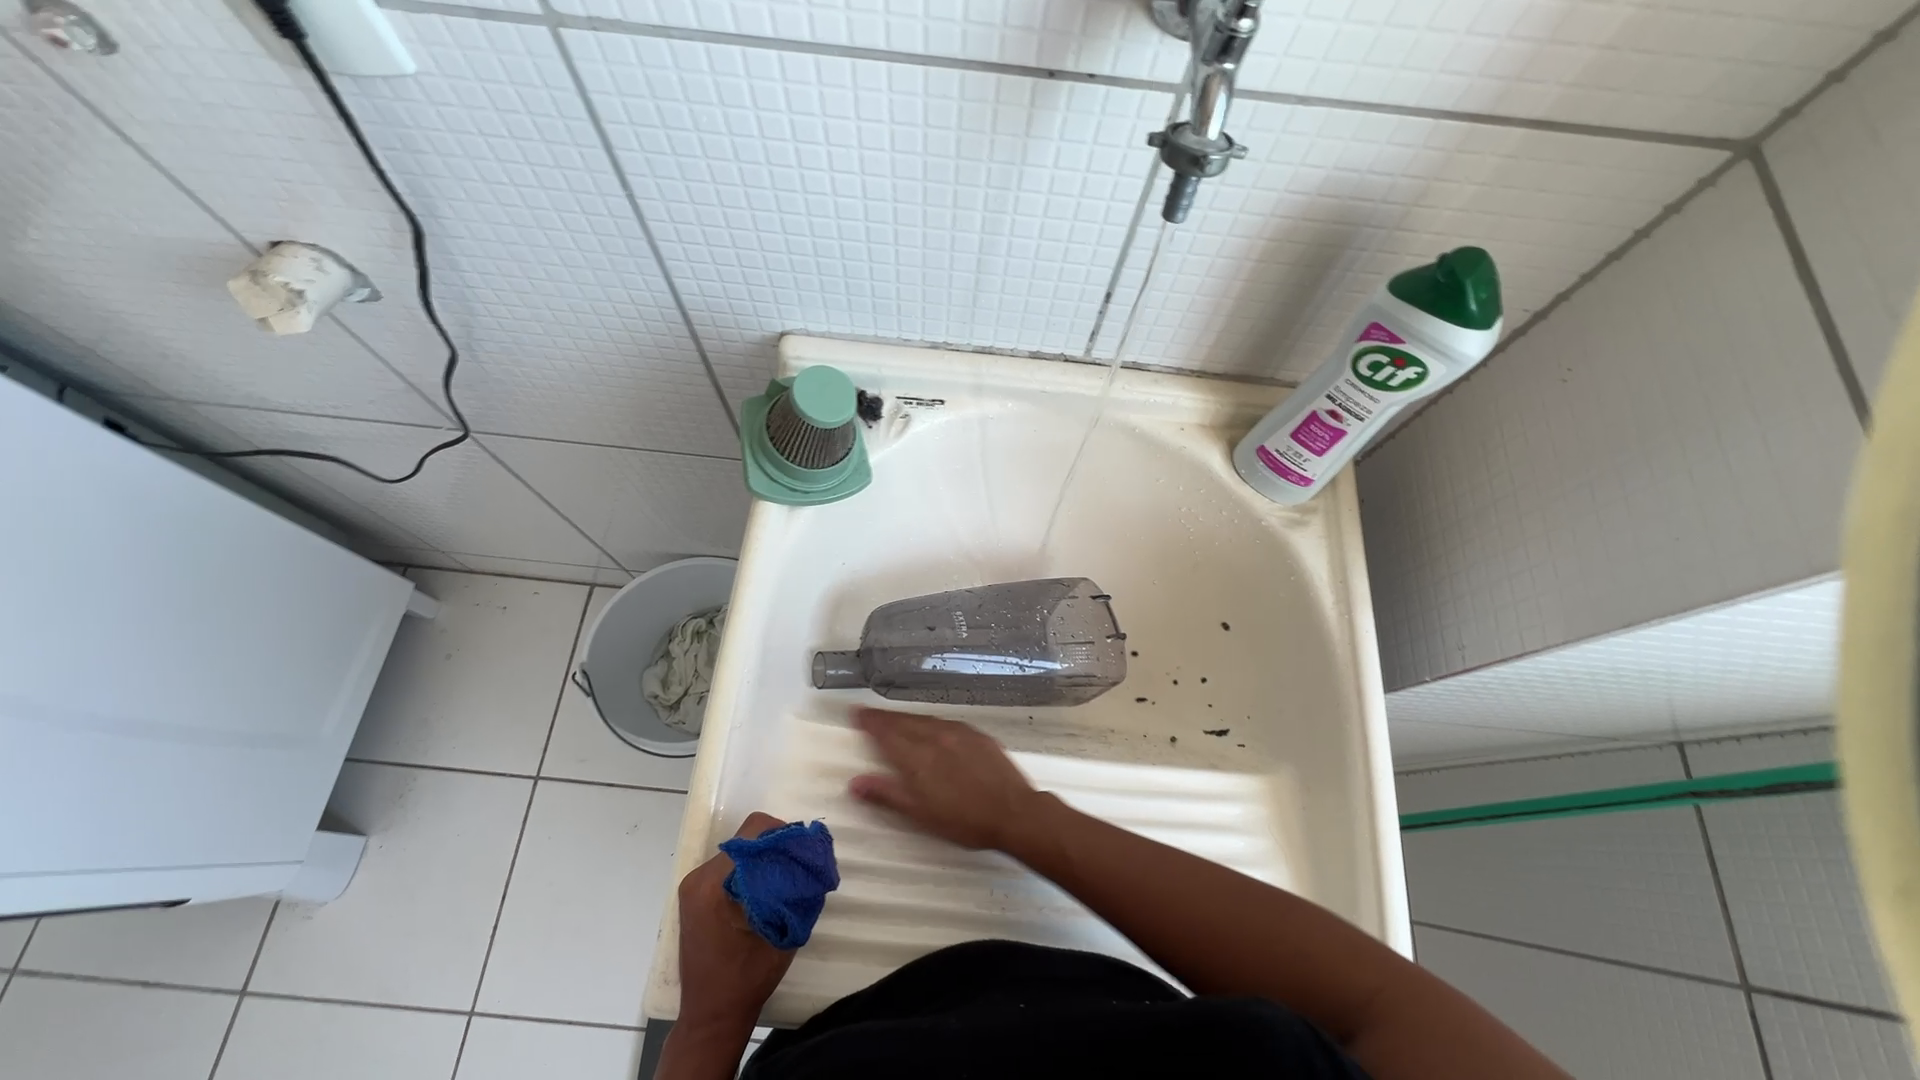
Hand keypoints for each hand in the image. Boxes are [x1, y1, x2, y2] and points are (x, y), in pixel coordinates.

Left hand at [675, 812, 796, 1029]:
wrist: (712, 1016)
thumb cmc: (746, 979)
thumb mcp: (781, 930)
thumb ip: (794, 889)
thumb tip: (812, 859)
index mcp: (713, 883)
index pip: (754, 830)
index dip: (784, 834)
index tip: (803, 853)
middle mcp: (698, 877)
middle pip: (746, 839)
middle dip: (776, 848)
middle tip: (800, 868)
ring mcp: (693, 886)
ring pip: (739, 853)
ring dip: (764, 861)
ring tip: (785, 883)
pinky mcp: (695, 897)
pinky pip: (729, 868)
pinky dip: (751, 872)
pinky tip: (767, 894)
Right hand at [847, 707, 1043, 850]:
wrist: (1014, 813)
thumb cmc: (965, 819)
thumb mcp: (919, 813)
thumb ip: (887, 793)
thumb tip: (856, 782)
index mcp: (917, 756)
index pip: (885, 732)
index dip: (869, 721)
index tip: (857, 714)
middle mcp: (936, 737)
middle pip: (903, 721)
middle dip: (884, 717)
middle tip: (870, 714)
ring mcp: (959, 733)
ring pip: (925, 719)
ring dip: (907, 718)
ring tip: (896, 720)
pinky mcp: (978, 735)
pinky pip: (947, 722)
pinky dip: (931, 722)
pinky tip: (932, 728)